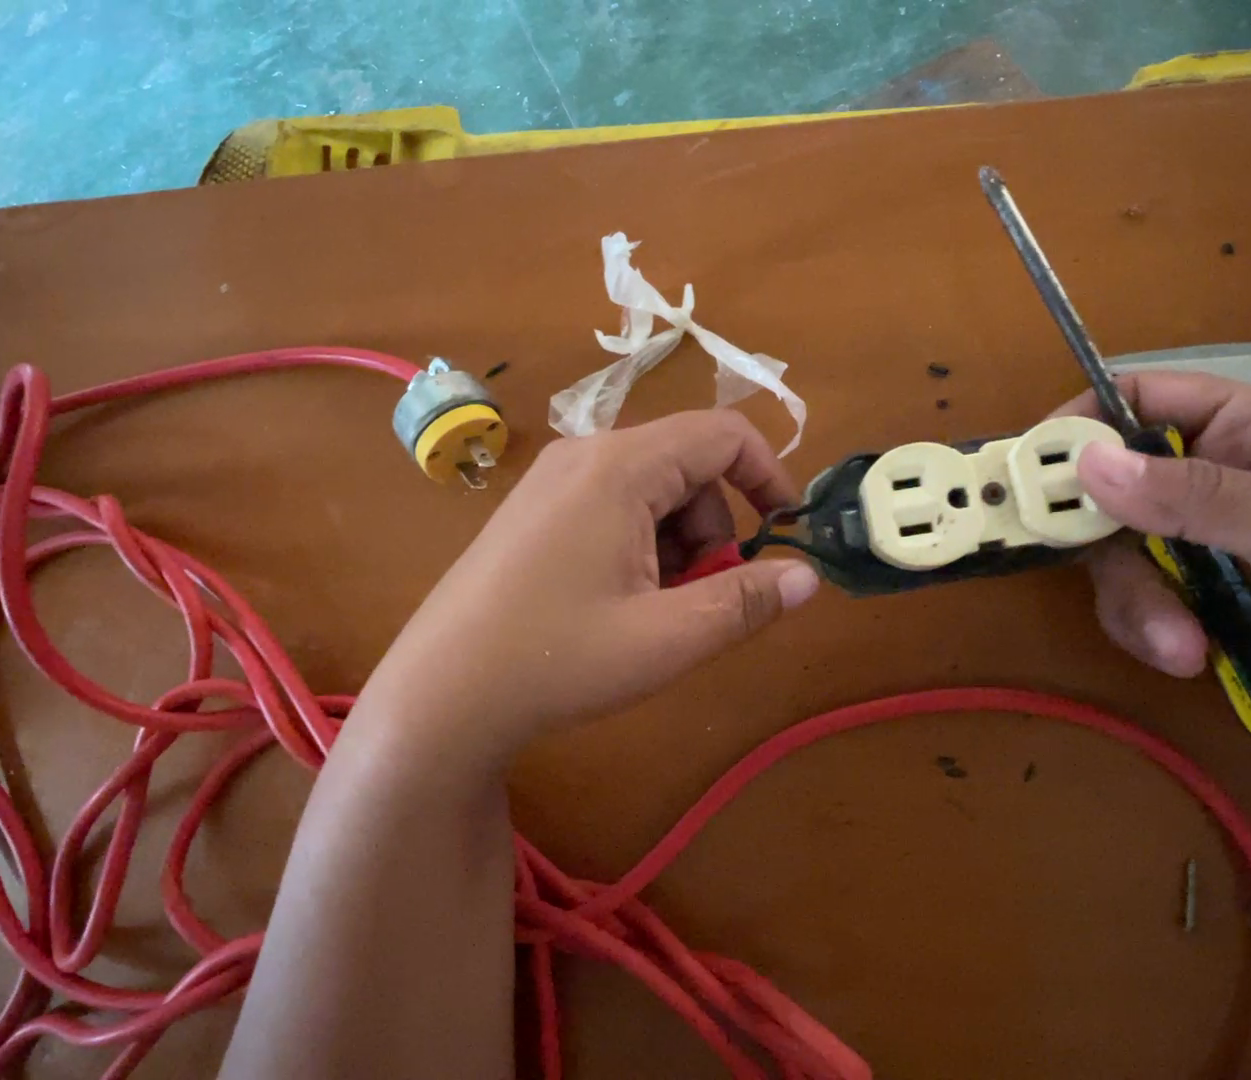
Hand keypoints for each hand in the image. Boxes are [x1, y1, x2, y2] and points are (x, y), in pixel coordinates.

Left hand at [355, 410, 819, 764]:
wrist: (441, 693)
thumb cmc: (558, 659)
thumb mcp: (667, 638)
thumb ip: (746, 601)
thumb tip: (809, 577)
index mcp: (620, 466)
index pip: (723, 434)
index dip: (769, 477)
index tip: (784, 536)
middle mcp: (585, 455)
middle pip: (687, 466)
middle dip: (715, 530)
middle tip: (700, 601)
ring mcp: (552, 480)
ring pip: (651, 491)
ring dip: (677, 545)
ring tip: (653, 613)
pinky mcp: (534, 510)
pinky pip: (612, 506)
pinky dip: (639, 546)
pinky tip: (616, 604)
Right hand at [1059, 373, 1250, 759]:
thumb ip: (1203, 497)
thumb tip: (1089, 465)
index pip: (1145, 401)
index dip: (1084, 423)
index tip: (1035, 466)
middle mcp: (1211, 483)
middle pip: (1110, 487)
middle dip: (1103, 538)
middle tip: (1090, 565)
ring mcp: (1198, 547)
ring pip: (1114, 557)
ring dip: (1137, 603)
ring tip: (1184, 645)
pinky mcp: (1191, 604)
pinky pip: (1133, 607)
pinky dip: (1150, 634)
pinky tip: (1193, 659)